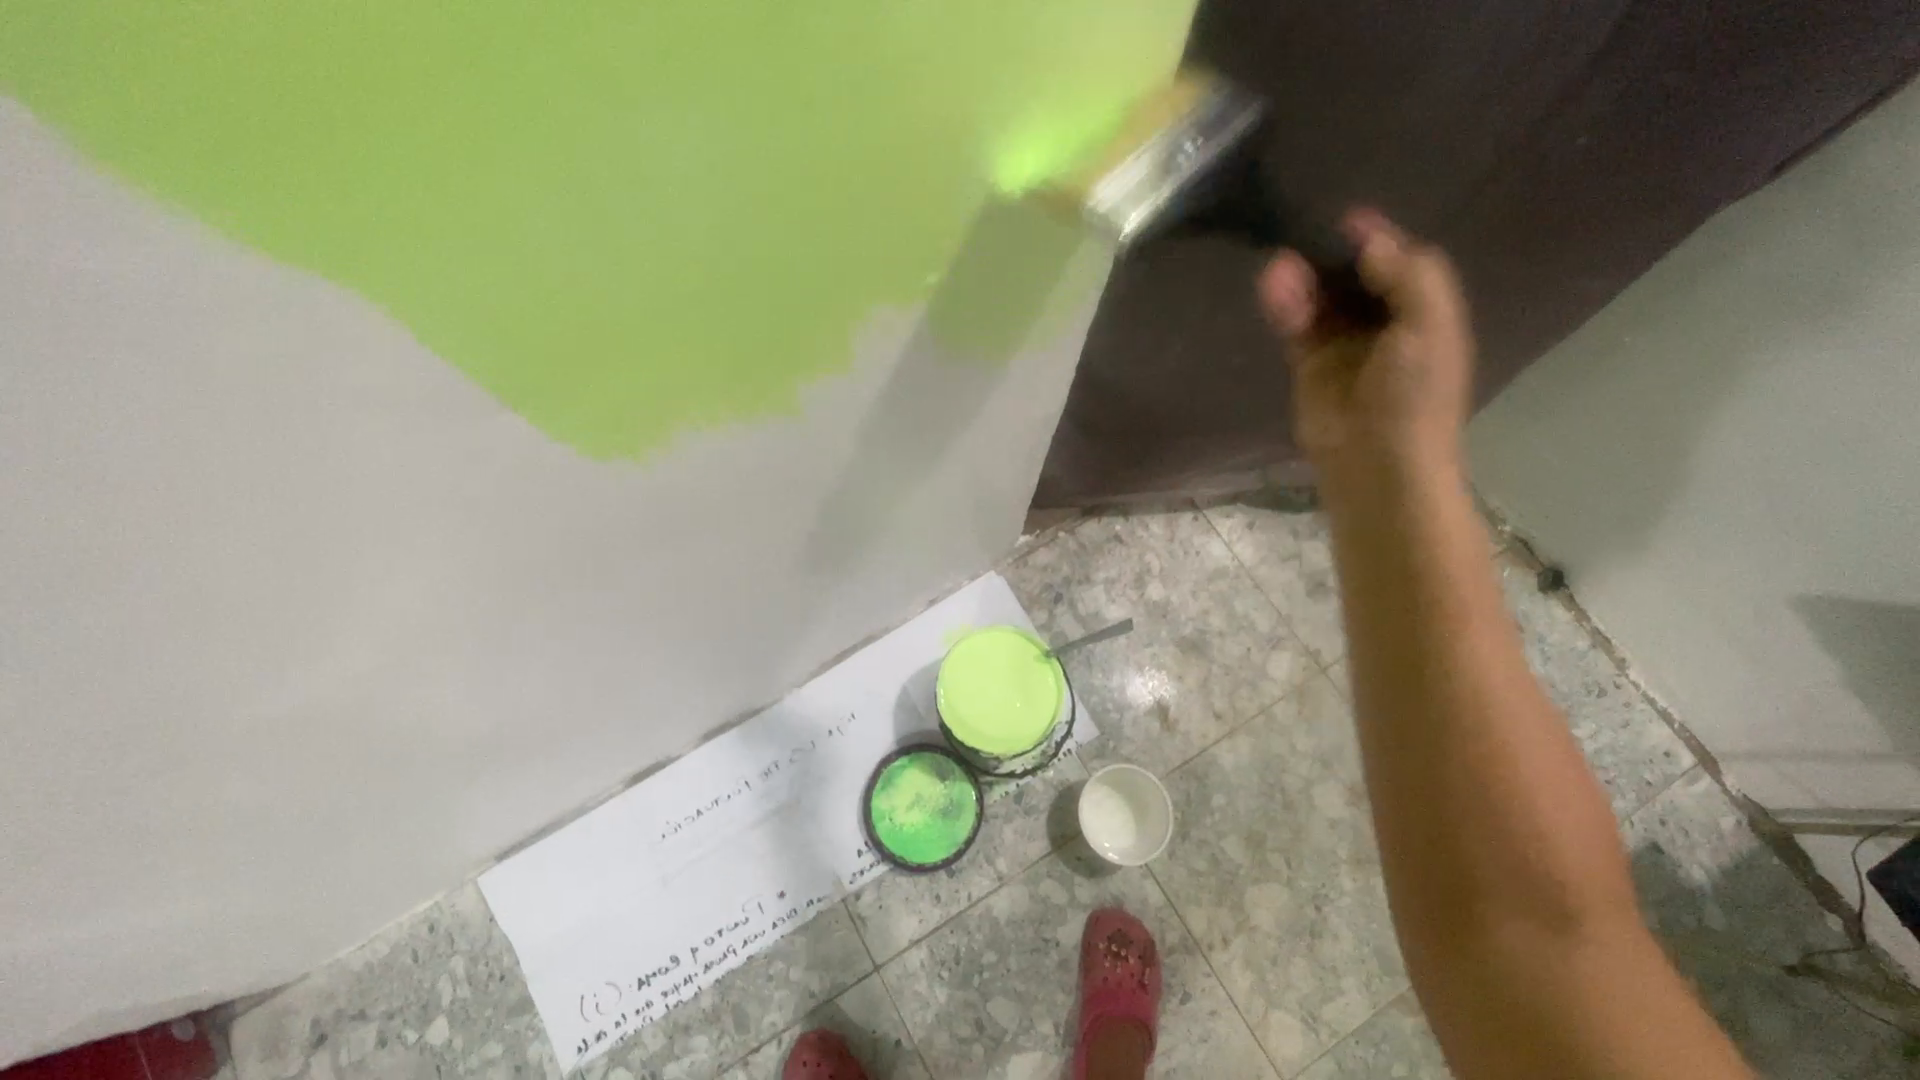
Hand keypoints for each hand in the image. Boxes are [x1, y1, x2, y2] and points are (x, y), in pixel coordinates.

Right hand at [1257, 209, 1473, 471]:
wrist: (1378, 465)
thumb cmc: (1415, 398)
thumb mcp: (1431, 328)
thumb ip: (1410, 278)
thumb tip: (1372, 242)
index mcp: (1425, 313)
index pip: (1400, 263)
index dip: (1377, 239)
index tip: (1347, 219)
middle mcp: (1385, 324)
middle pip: (1354, 276)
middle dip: (1329, 256)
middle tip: (1302, 238)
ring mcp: (1345, 345)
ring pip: (1320, 298)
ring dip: (1301, 279)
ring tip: (1280, 267)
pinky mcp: (1309, 366)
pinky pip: (1296, 325)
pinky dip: (1284, 305)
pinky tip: (1273, 289)